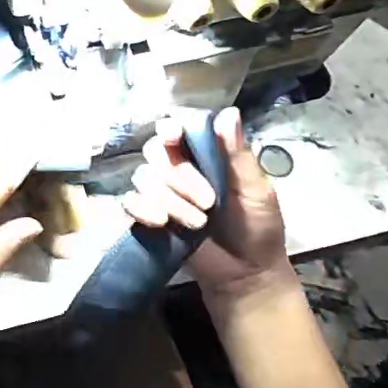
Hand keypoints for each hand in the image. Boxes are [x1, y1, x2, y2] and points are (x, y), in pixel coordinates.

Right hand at [122, 109, 298, 314]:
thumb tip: (229, 113)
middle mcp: (178, 167)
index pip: (177, 129)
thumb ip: (237, 154)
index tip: (174, 136)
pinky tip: (162, 222)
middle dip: (180, 177)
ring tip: (197, 223)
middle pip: (157, 153)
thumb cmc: (257, 227)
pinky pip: (130, 202)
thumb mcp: (255, 189)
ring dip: (170, 199)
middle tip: (209, 202)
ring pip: (144, 178)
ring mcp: (161, 192)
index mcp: (204, 154)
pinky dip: (142, 209)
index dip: (170, 128)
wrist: (246, 274)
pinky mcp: (148, 217)